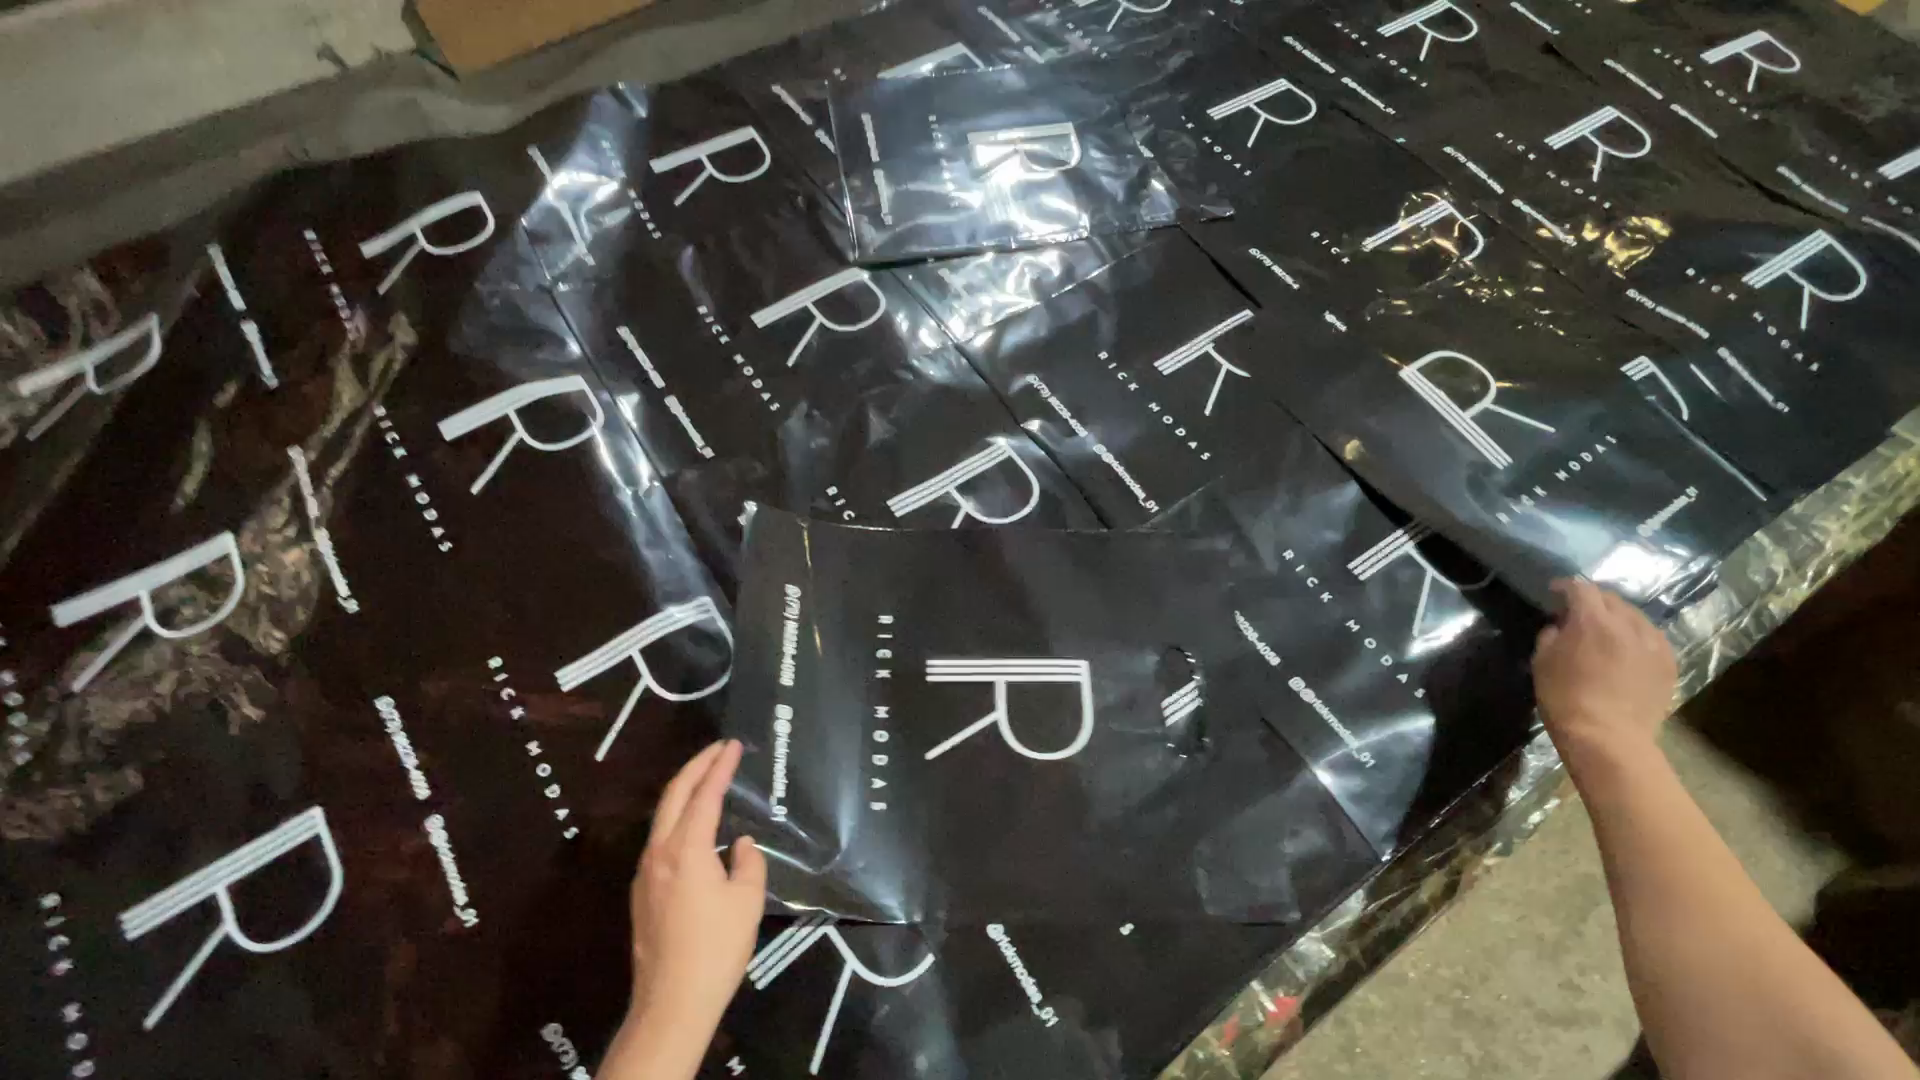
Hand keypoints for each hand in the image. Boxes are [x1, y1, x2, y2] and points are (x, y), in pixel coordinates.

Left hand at [627, 739, 765, 1031]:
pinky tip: (696, 826)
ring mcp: (645, 873)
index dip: (720, 767)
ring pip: (663, 817)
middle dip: (696, 767)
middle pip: (674, 796)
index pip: (704, 795)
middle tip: (718, 749)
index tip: (733, 746)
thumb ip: (748, 863)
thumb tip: (740, 845)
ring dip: (685, 792)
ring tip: (709, 778)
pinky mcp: (642, 892)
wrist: (672, 1002)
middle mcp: (658, 853)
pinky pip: (661, 840)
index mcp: (685, 849)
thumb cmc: (716, 948)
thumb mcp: (748, 901)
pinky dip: (679, 818)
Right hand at [1532, 579, 1676, 778]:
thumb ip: (1552, 634)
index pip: (1581, 588)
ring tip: (1603, 631)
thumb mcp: (1542, 661)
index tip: (1553, 592)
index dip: (1565, 586)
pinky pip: (1651, 638)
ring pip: (1635, 617)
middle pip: (1612, 599)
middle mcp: (1629, 625)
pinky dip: (1635, 636)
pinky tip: (1624, 650)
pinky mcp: (1669, 663)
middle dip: (1592, 600)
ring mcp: (1655, 644)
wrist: (1608, 737)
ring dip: (1616, 617)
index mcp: (1593, 621)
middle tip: (1575, 613)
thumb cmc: (1564, 697)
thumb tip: (1561, 626)